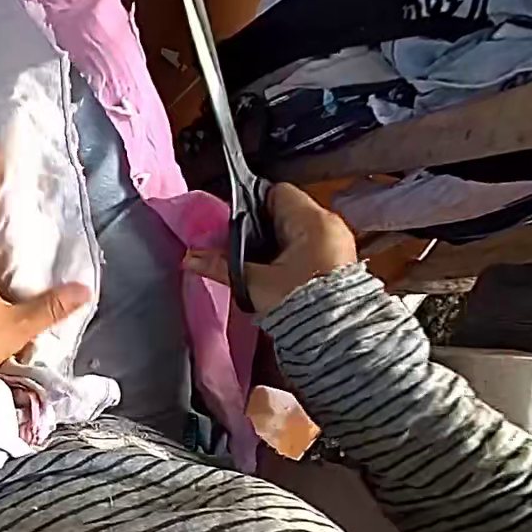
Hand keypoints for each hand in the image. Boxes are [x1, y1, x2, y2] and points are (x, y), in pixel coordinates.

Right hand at [183, 183, 357, 314]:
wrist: (338, 339)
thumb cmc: (302, 307)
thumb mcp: (256, 284)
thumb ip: (221, 267)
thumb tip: (190, 258)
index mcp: (312, 220)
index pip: (277, 192)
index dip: (252, 204)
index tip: (237, 225)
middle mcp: (330, 225)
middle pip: (285, 212)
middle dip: (262, 228)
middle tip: (244, 249)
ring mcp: (338, 243)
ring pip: (297, 231)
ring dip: (278, 244)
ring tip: (261, 265)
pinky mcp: (341, 262)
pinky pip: (310, 247)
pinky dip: (293, 256)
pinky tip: (280, 274)